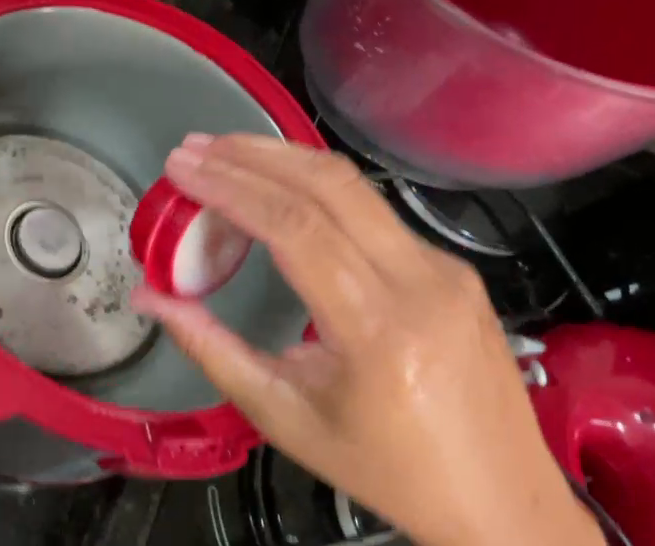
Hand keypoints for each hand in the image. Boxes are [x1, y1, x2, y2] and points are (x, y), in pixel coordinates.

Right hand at [130, 135, 601, 545]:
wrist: (507, 506)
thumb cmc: (387, 469)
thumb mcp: (283, 416)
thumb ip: (209, 347)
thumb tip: (146, 296)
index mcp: (378, 331)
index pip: (296, 228)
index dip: (230, 188)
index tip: (179, 168)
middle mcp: (421, 286)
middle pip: (328, 186)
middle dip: (250, 155)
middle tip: (192, 148)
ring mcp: (445, 271)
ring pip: (353, 186)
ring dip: (281, 158)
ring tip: (221, 150)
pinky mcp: (452, 269)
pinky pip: (372, 208)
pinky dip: (311, 184)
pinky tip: (273, 185)